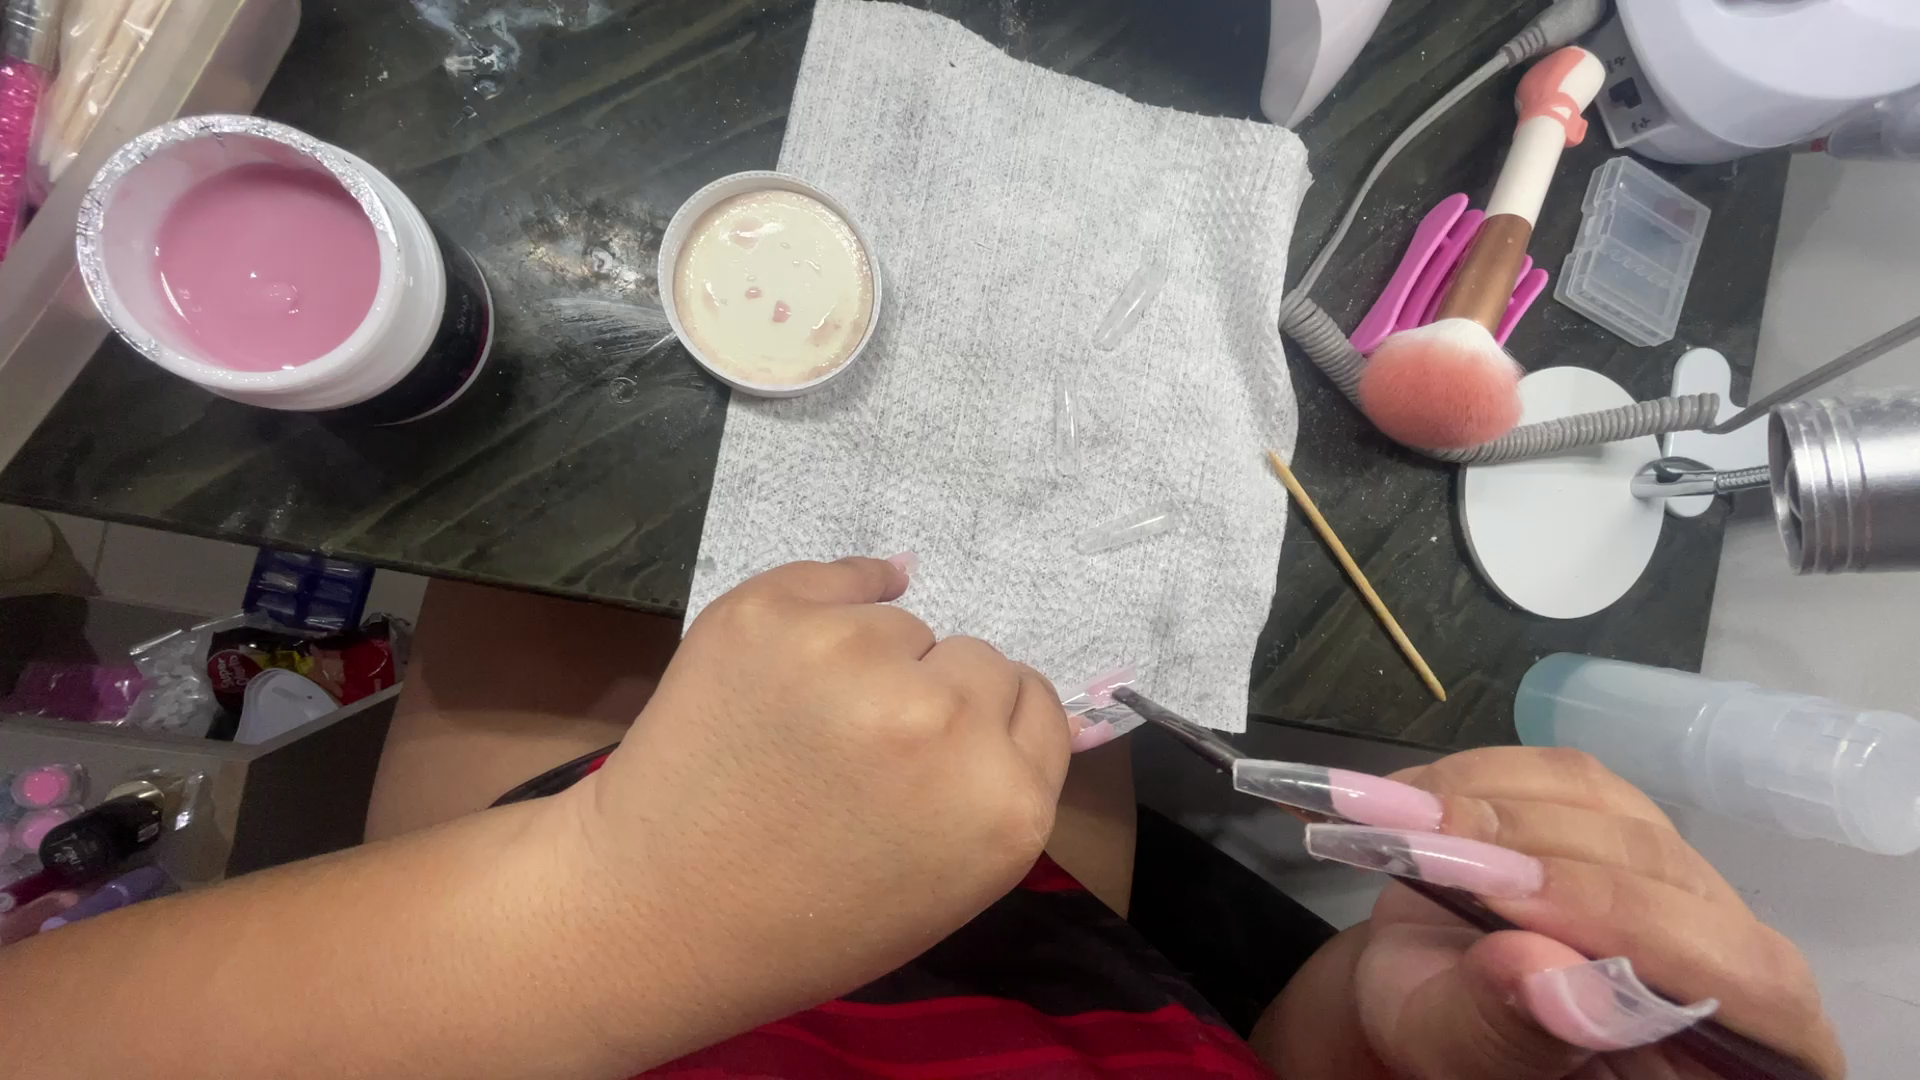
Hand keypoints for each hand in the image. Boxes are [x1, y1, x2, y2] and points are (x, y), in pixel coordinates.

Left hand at [569, 557, 1071, 1039]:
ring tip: (810, 724)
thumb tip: (1011, 675)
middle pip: (981, 657)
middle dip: (937, 694)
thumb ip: (1005, 780)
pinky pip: (844, 579)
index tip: (948, 740)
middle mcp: (944, 720)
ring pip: (906, 624)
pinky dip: (831, 608)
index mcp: (1004, 802)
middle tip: (870, 746)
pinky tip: (799, 654)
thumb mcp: (955, 873)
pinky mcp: (777, 612)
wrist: (657, 908)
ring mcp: (855, 657)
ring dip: (873, 661)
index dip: (992, 722)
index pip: (1039, 701)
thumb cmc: (814, 911)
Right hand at [1258, 747, 1843, 1079]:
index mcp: (1740, 1046)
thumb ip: (1511, 1030)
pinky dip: (1471, 774)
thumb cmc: (1447, 1039)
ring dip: (1492, 798)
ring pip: (1603, 800)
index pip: (1743, 978)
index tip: (1500, 896)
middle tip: (1429, 839)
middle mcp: (1728, 949)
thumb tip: (1551, 979)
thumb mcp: (1461, 1055)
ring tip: (1408, 815)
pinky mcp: (1599, 812)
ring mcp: (1662, 868)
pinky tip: (1412, 796)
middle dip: (1534, 846)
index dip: (1626, 923)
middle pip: (1663, 870)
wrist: (1418, 986)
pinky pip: (1550, 769)